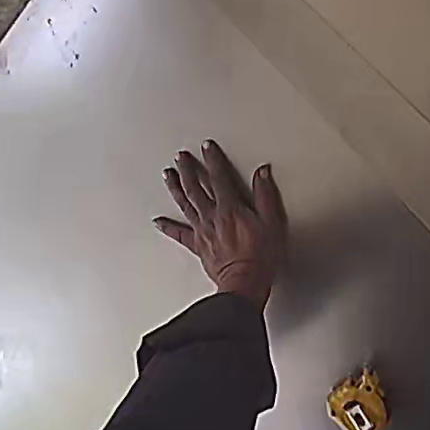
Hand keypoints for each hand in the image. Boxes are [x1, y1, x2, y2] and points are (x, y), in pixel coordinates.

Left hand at [153, 141, 286, 309]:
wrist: (245, 282)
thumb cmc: (260, 256)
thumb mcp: (271, 222)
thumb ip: (265, 195)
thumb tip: (262, 172)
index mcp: (230, 208)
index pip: (219, 177)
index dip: (213, 159)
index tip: (206, 147)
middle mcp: (212, 216)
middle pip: (195, 187)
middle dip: (187, 169)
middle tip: (180, 156)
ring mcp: (202, 231)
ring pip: (184, 204)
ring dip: (175, 188)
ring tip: (167, 175)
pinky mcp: (198, 246)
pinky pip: (179, 234)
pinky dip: (167, 227)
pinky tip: (158, 221)